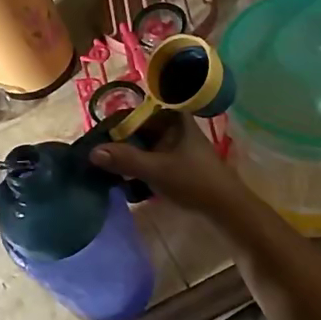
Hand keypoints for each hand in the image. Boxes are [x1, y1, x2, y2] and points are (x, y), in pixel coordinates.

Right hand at [90, 110, 258, 221]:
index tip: (99, 134)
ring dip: (129, 154)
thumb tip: (93, 152)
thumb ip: (125, 160)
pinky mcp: (178, 164)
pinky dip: (138, 165)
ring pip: (145, 144)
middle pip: (141, 128)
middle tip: (98, 152)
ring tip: (106, 165)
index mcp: (175, 119)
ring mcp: (178, 146)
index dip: (119, 120)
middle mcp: (176, 128)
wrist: (227, 209)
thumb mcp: (156, 170)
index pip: (140, 110)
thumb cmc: (194, 182)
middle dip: (120, 140)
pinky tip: (124, 177)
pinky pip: (152, 158)